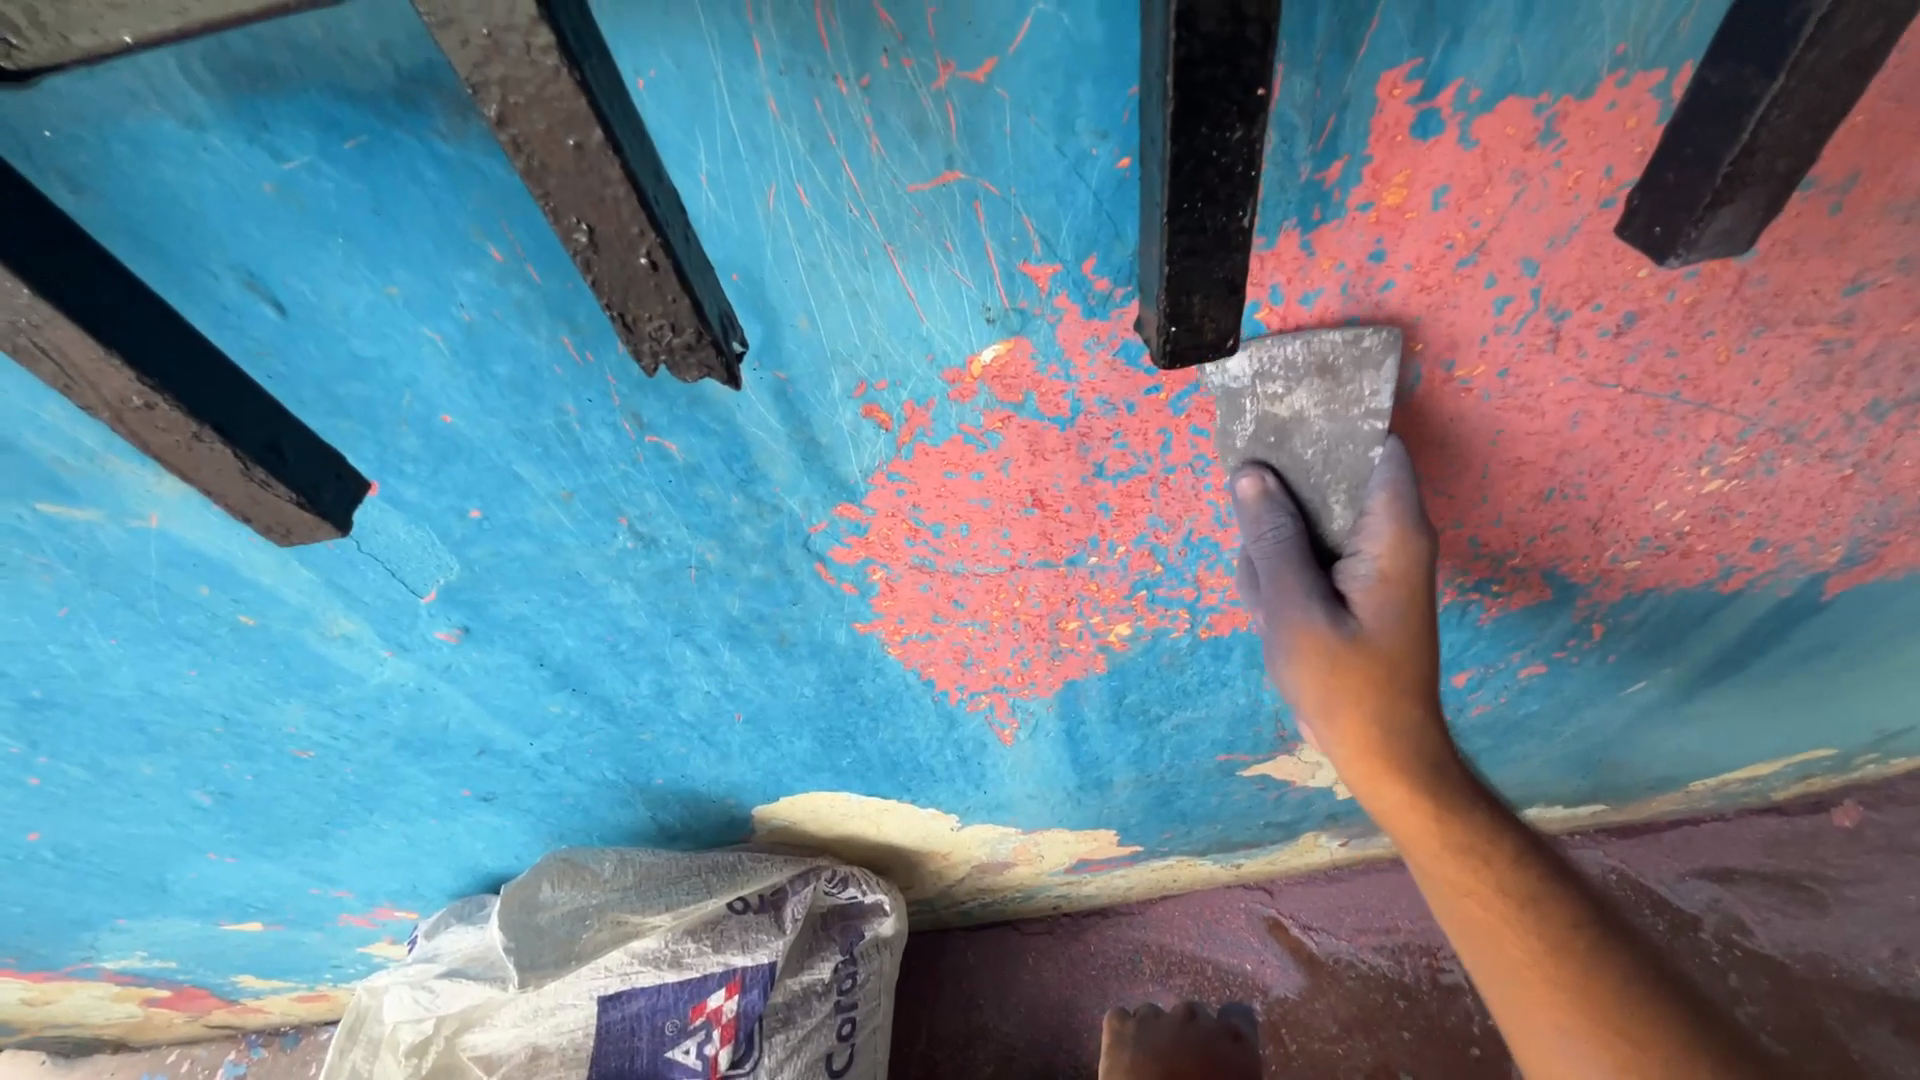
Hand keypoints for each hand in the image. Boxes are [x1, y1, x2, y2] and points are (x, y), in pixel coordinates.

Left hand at [1098, 1002, 1261, 1079]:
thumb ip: (1238, 1072)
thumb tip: (1227, 1070)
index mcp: (1233, 1041)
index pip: (1240, 1017)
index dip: (1229, 1031)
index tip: (1222, 1049)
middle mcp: (1195, 1018)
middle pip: (1193, 1014)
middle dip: (1188, 1033)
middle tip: (1183, 1064)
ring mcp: (1154, 1016)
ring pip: (1154, 1014)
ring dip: (1154, 1032)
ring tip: (1150, 1062)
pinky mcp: (1120, 1024)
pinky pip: (1120, 1018)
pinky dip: (1122, 1032)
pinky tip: (1123, 1054)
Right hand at [1229, 435, 1462, 806]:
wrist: (1382, 755)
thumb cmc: (1345, 685)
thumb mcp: (1294, 611)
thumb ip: (1271, 539)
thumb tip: (1248, 473)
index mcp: (1392, 531)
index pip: (1373, 446)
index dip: (1327, 428)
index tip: (1273, 427)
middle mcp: (1388, 536)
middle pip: (1330, 482)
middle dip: (1280, 507)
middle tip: (1255, 552)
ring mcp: (1369, 563)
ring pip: (1308, 523)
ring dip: (1274, 553)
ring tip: (1268, 603)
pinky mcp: (1352, 587)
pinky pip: (1308, 558)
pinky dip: (1282, 579)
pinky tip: (1273, 616)